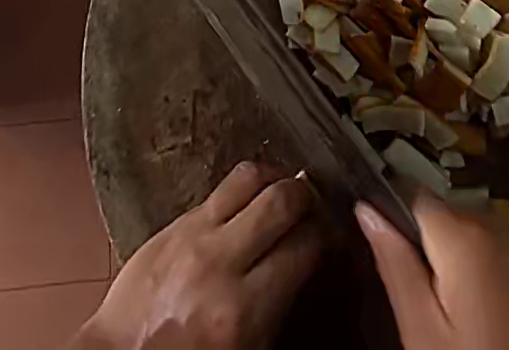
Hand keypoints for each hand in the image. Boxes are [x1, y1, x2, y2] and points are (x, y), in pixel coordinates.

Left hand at [74, 162, 325, 349]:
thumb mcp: (248, 347)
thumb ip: (279, 303)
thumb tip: (309, 257)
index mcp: (243, 310)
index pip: (303, 248)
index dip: (327, 235)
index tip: (335, 234)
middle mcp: (220, 263)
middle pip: (280, 200)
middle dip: (306, 195)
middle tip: (315, 201)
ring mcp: (193, 235)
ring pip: (248, 176)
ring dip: (274, 177)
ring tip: (284, 187)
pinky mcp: (173, 221)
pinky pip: (218, 189)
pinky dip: (242, 189)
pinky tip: (249, 199)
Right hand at [356, 193, 508, 349]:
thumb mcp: (425, 335)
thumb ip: (396, 265)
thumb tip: (365, 208)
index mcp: (463, 232)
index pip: (410, 191)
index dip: (389, 209)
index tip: (379, 241)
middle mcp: (500, 224)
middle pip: (444, 215)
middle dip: (426, 243)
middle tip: (419, 299)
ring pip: (476, 237)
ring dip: (459, 262)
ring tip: (456, 318)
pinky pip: (507, 258)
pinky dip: (491, 277)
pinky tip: (493, 323)